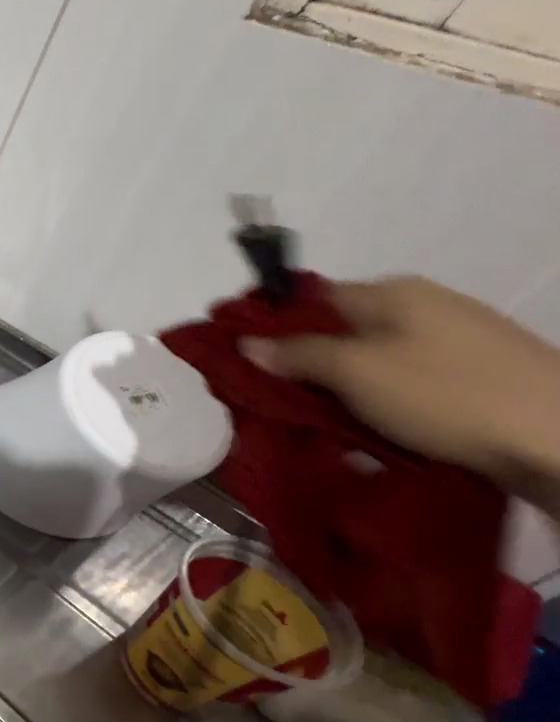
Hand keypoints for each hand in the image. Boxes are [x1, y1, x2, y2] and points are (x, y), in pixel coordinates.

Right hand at [244, 276, 559, 484]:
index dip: (268, 325)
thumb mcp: (356, 372)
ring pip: (374, 361)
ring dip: (343, 390)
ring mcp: (460, 343)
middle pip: (340, 331)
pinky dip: (383, 404)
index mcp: (392, 292)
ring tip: (319, 422)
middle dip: (304, 364)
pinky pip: (409, 386)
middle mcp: (425, 307)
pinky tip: (373, 429)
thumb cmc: (450, 396)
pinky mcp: (482, 380)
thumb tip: (248, 342)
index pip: (307, 298)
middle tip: (273, 398)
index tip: (238, 358)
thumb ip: (296, 354)